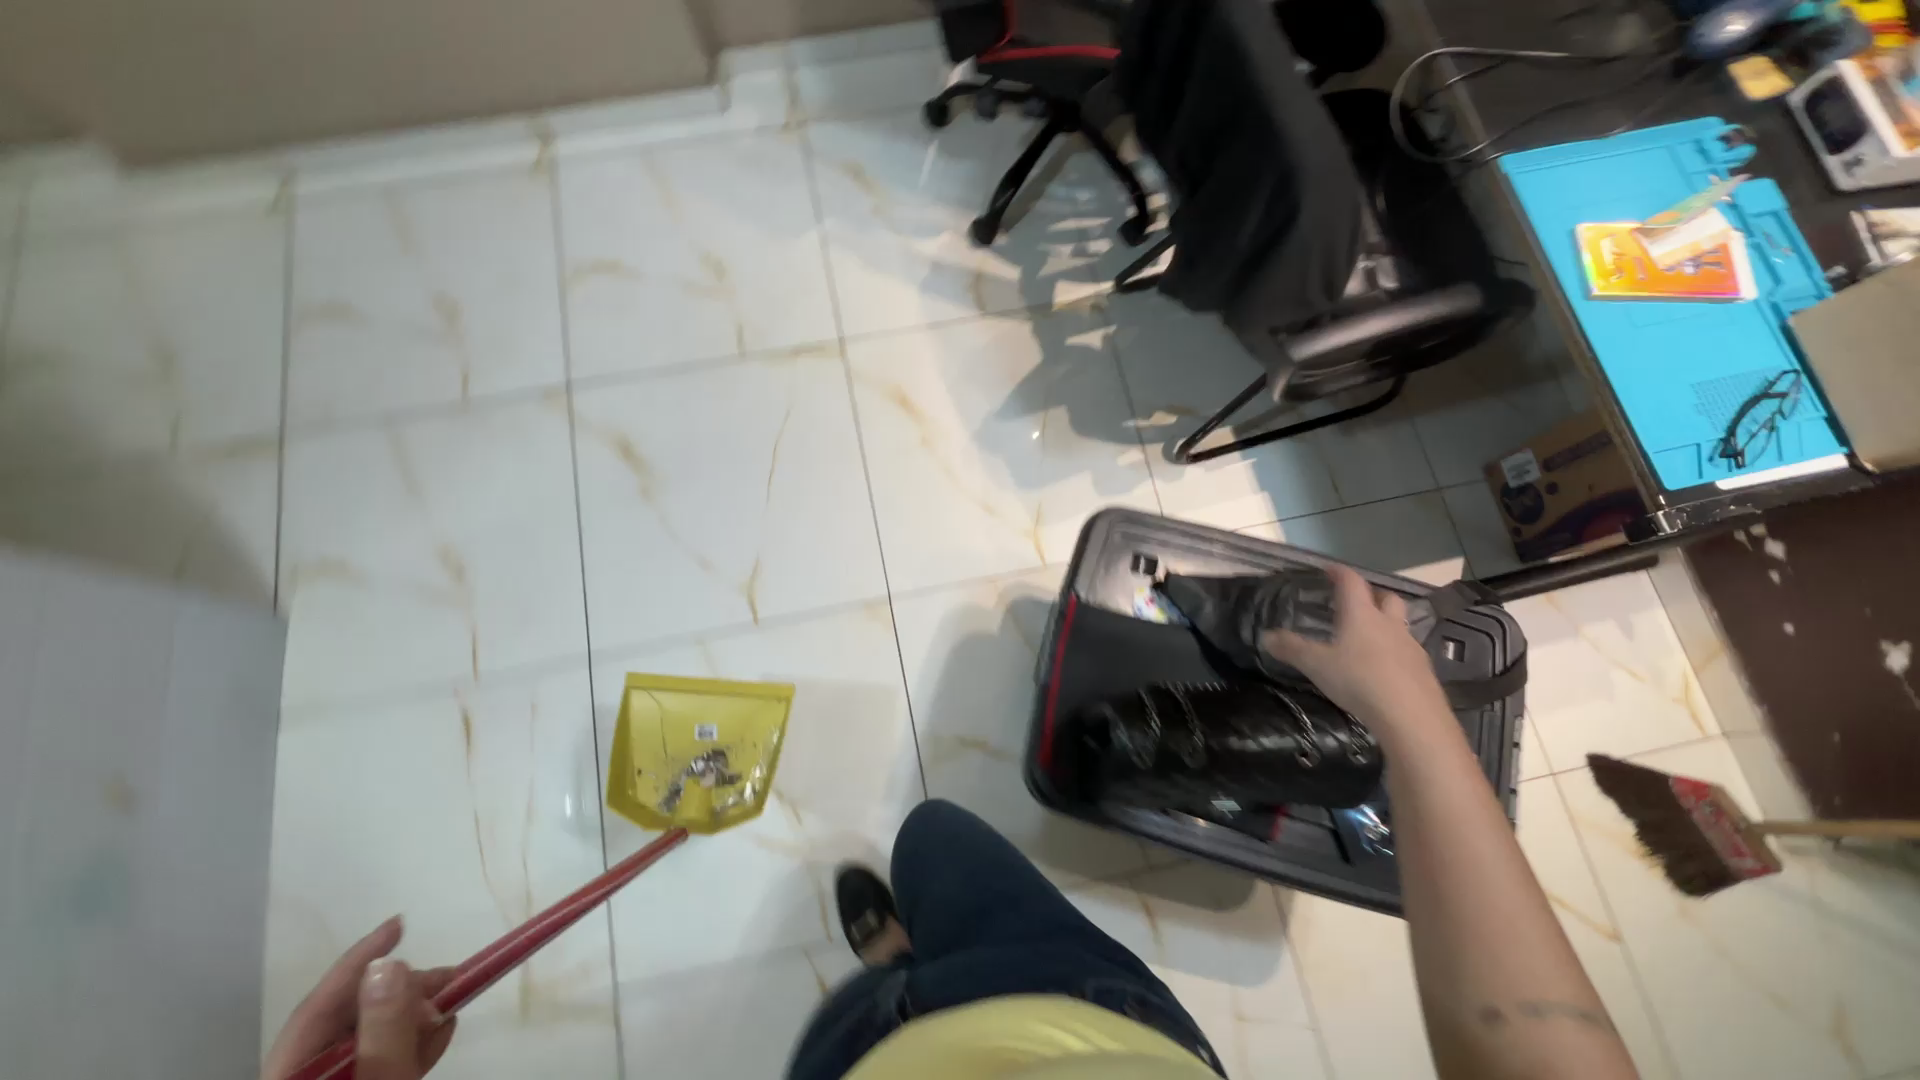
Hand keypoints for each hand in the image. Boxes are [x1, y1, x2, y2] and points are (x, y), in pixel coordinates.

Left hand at [262, 917, 458, 1079]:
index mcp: (291, 1068)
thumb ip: (384, 1028)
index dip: (362, 958)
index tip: (401, 921)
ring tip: (454, 1003)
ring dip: (415, 1015)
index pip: (323, 1001)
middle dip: (404, 991)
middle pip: (352, 1017)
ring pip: (370, 1036)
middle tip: (451, 978)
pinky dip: (411, 1042)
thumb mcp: (381, 1078)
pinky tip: (441, 1032)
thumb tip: (390, 964)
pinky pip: (379, 1060)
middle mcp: (304, 1072)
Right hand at [1261, 564, 1448, 732]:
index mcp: (1362, 615)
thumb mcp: (1316, 665)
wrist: (1410, 716)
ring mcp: (1410, 646)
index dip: (1339, 573)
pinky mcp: (1423, 670)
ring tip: (1367, 637)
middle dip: (1371, 595)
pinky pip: (1407, 651)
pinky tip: (1383, 668)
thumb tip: (1265, 636)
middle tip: (1355, 603)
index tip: (1328, 570)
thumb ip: (1291, 649)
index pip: (1351, 582)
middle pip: (1386, 598)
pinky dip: (1394, 651)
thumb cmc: (1359, 680)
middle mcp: (1389, 624)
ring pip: (1400, 624)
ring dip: (1385, 624)